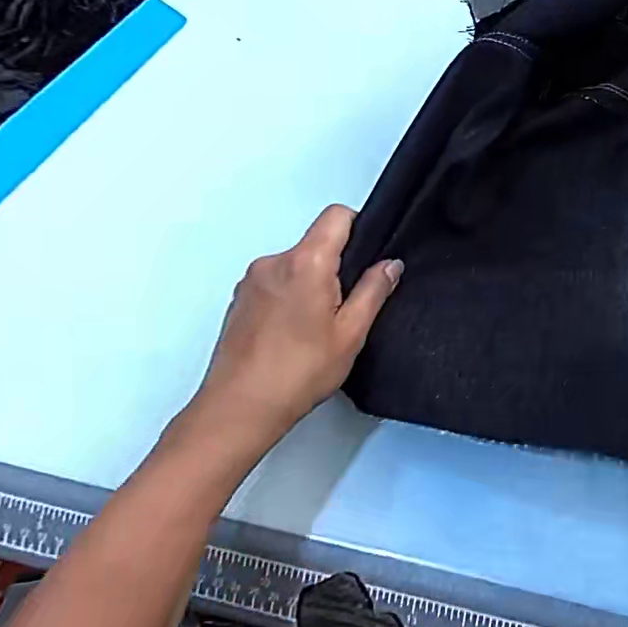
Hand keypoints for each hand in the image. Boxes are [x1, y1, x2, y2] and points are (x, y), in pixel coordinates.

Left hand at [194, 205, 401, 441]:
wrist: (237, 411)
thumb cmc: (296, 373)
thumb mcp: (352, 332)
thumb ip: (375, 290)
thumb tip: (390, 264)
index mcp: (305, 263)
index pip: (337, 215)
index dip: (360, 226)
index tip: (369, 254)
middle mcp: (273, 263)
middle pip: (317, 240)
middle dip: (338, 262)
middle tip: (349, 303)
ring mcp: (251, 281)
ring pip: (297, 262)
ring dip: (313, 280)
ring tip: (322, 323)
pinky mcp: (239, 300)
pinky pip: (277, 280)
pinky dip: (292, 294)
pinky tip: (298, 331)